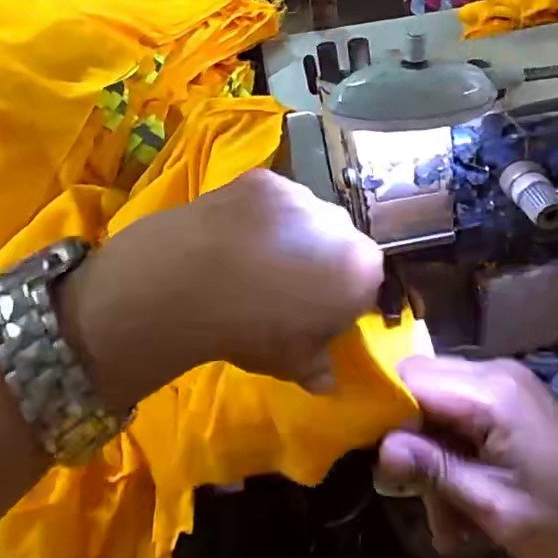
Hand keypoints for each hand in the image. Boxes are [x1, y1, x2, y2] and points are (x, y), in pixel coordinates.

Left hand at [64, 169, 382, 403]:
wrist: (192, 279)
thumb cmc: (252, 329)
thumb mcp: (292, 363)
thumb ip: (317, 367)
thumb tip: (325, 379)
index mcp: (360, 268)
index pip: (365, 282)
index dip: (340, 299)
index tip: (314, 315)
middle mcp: (338, 222)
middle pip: (337, 241)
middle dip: (319, 259)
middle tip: (281, 287)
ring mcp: (298, 194)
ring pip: (303, 215)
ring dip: (289, 232)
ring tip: (249, 258)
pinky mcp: (262, 178)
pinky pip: (269, 198)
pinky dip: (257, 212)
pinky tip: (231, 235)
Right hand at [374, 356, 557, 557]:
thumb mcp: (497, 509)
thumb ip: (435, 470)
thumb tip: (380, 448)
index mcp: (492, 392)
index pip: (410, 377)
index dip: (384, 410)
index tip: (376, 457)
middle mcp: (495, 374)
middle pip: (422, 388)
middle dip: (411, 442)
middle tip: (418, 500)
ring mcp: (507, 387)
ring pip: (439, 407)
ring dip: (435, 460)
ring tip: (450, 526)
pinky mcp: (515, 404)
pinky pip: (465, 417)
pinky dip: (457, 456)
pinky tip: (468, 507)